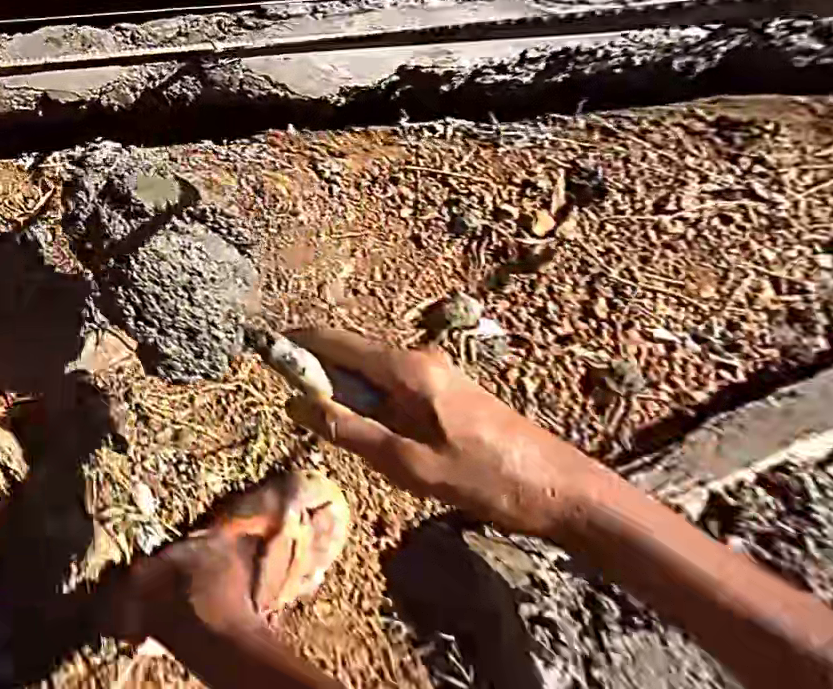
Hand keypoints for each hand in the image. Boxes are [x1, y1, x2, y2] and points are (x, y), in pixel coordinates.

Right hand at [284, 325, 617, 539]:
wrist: (571, 494)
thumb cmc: (487, 479)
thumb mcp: (407, 464)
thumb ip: (347, 431)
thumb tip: (292, 405)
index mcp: (403, 367)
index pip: (330, 339)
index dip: (292, 342)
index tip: (261, 350)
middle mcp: (414, 356)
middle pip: (346, 352)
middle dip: (317, 373)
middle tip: (303, 408)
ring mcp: (432, 368)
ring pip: (366, 369)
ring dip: (345, 390)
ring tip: (346, 430)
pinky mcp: (444, 385)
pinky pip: (388, 381)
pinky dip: (368, 397)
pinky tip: (381, 432)